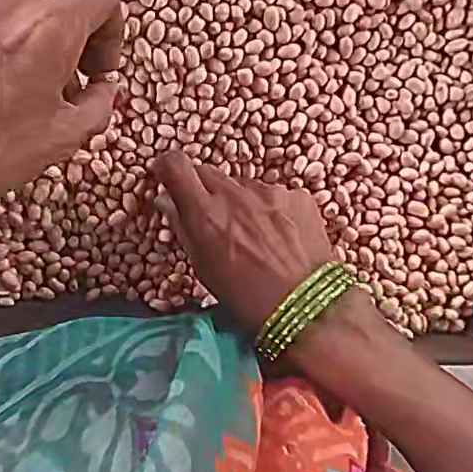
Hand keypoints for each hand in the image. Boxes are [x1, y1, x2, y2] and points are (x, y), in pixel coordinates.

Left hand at [0, 0, 123, 203]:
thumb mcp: (62, 138)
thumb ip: (98, 106)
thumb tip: (104, 93)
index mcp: (51, 26)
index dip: (113, 30)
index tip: (101, 66)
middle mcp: (14, 2)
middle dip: (83, 17)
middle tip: (79, 63)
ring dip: (46, 23)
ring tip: (40, 76)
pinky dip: (12, 29)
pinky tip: (6, 75)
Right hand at [151, 151, 339, 332]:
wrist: (307, 306)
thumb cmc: (246, 297)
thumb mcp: (203, 267)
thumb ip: (183, 228)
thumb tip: (168, 202)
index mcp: (205, 213)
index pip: (175, 166)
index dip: (166, 166)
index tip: (165, 174)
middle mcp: (235, 194)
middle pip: (208, 173)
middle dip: (202, 190)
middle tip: (210, 218)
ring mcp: (269, 192)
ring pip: (242, 187)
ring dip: (239, 203)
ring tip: (252, 238)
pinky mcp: (297, 195)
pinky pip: (273, 196)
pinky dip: (269, 211)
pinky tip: (278, 238)